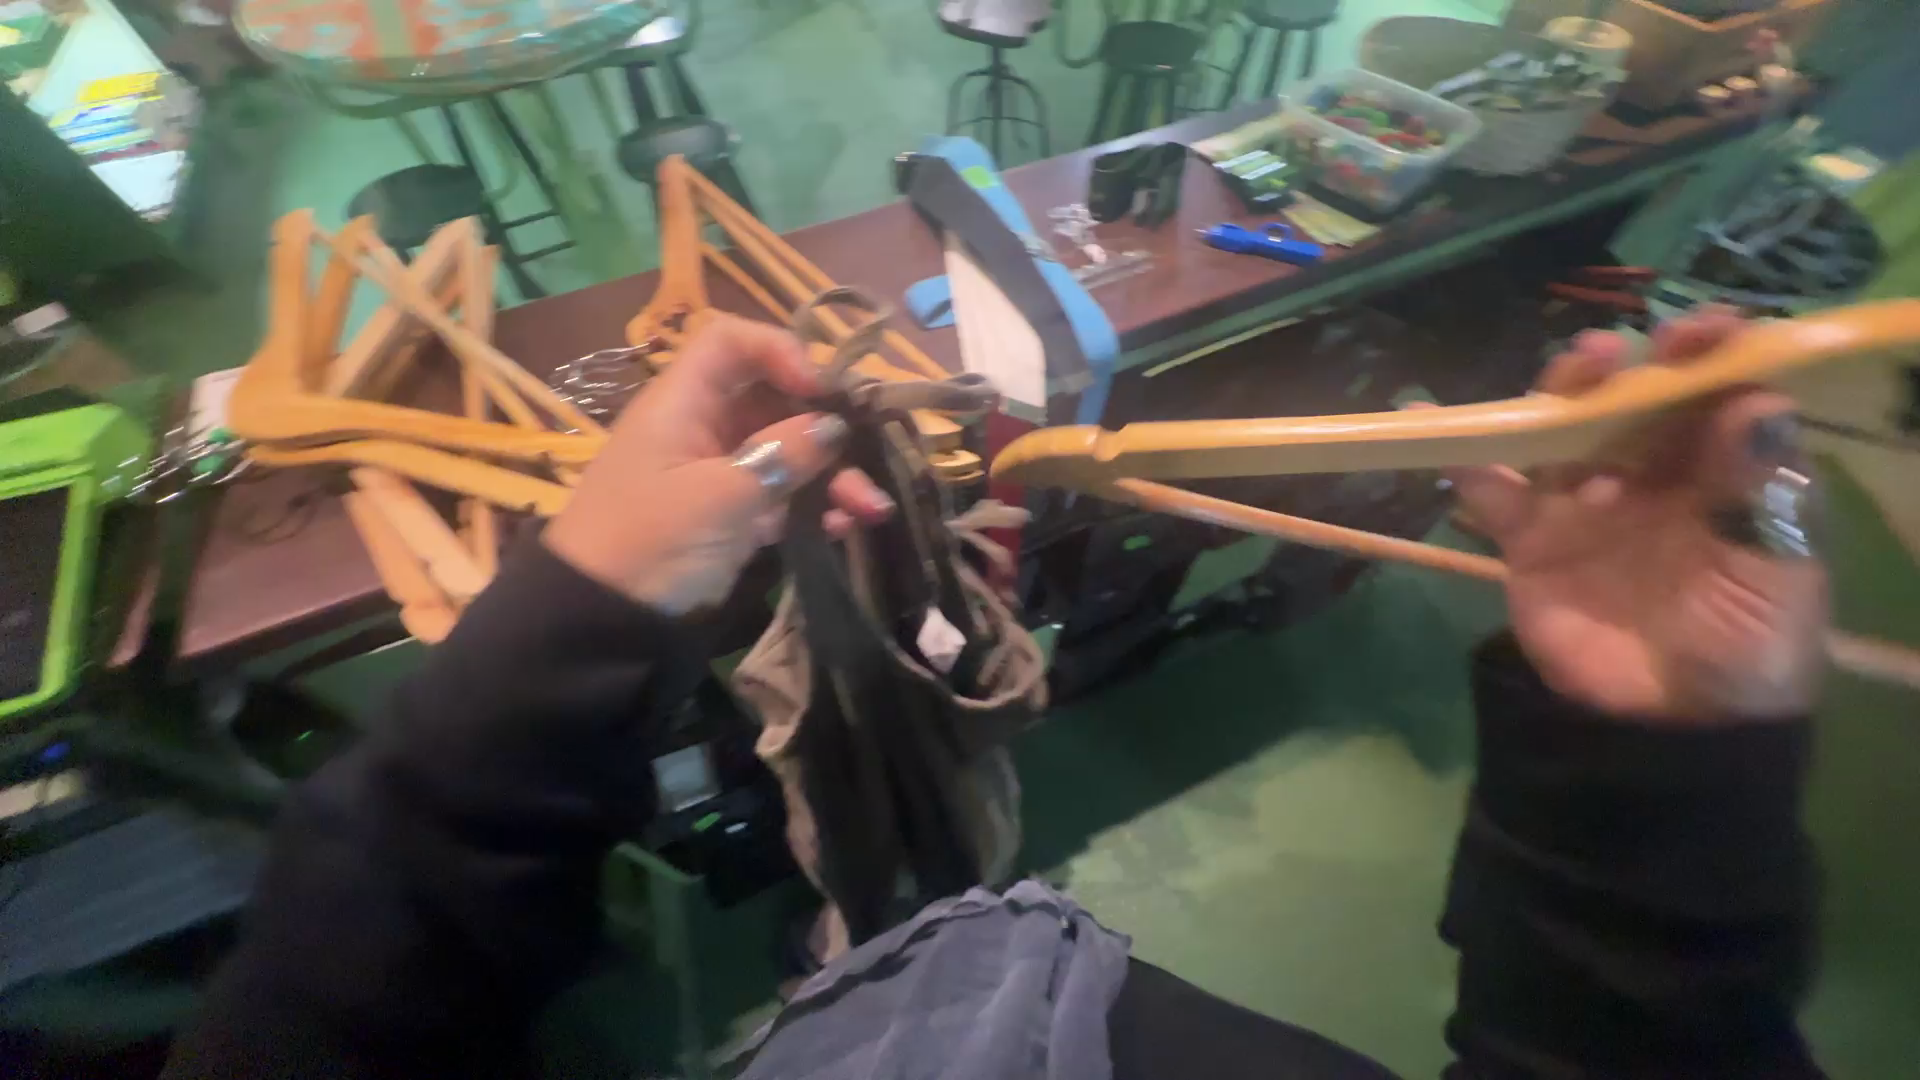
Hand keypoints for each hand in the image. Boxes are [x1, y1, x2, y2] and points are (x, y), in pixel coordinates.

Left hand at [543, 315, 893, 614]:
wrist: (607, 621)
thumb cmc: (652, 542)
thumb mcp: (720, 496)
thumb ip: (783, 456)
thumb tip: (835, 425)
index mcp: (685, 403)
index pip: (733, 342)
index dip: (781, 351)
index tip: (820, 389)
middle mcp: (708, 426)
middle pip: (776, 399)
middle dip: (826, 424)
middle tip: (869, 447)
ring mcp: (726, 471)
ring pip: (791, 452)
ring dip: (835, 475)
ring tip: (872, 507)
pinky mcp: (739, 513)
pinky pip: (788, 495)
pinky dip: (819, 507)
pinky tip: (847, 526)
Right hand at [1448, 311, 1828, 720]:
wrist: (1658, 719)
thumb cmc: (1743, 645)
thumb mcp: (1774, 572)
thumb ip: (1758, 494)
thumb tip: (1753, 405)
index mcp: (1725, 475)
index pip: (1720, 398)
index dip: (1713, 357)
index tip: (1702, 331)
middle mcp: (1651, 475)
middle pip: (1628, 405)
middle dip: (1622, 370)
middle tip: (1612, 354)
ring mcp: (1581, 503)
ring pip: (1560, 434)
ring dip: (1556, 399)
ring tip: (1563, 377)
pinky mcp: (1526, 536)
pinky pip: (1492, 494)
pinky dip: (1468, 466)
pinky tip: (1442, 437)